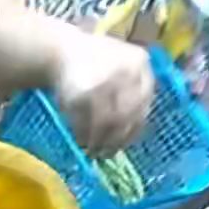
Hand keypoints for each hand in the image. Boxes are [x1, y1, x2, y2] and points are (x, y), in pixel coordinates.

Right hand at [48, 32, 154, 154]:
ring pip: (106, 124)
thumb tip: (131, 133)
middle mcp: (124, 73)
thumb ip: (132, 92)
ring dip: (98, 142)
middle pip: (125, 116)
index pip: (143, 103)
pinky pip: (85, 124)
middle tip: (108, 153)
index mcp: (140, 64)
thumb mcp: (122, 70)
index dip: (135, 128)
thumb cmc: (97, 65)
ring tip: (93, 150)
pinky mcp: (80, 97)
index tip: (125, 142)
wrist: (66, 54)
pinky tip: (81, 141)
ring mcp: (102, 85)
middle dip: (116, 139)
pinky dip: (83, 137)